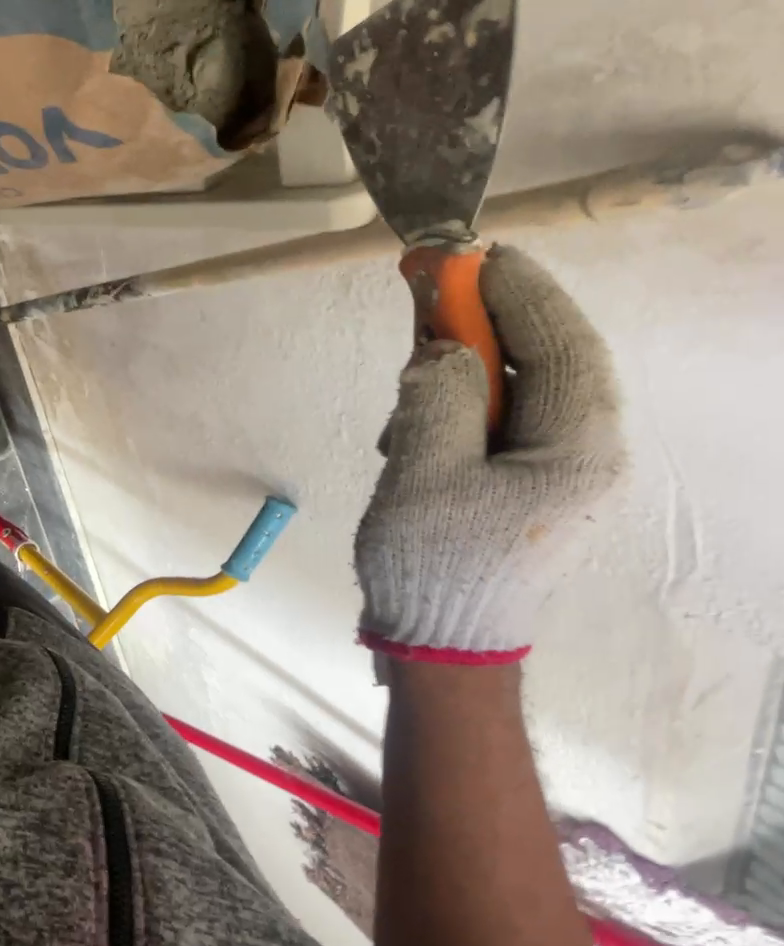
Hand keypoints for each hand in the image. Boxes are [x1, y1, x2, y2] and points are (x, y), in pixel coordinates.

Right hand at [355, 245, 625, 662]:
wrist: (439, 642)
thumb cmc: (433, 563)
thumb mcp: (424, 476)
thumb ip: (438, 401)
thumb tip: (442, 352)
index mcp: (580, 449)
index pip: (561, 347)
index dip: (519, 294)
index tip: (476, 255)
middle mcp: (585, 453)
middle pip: (544, 365)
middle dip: (486, 327)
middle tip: (432, 294)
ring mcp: (556, 473)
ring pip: (514, 396)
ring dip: (460, 378)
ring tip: (408, 394)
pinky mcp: (523, 488)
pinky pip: (496, 428)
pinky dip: (454, 413)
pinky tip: (414, 435)